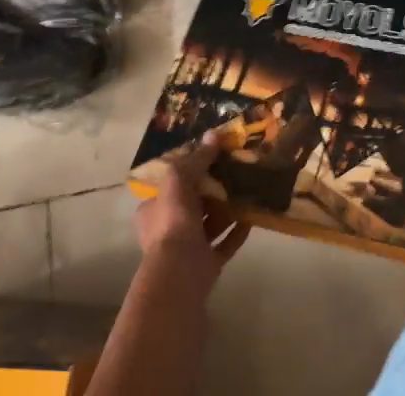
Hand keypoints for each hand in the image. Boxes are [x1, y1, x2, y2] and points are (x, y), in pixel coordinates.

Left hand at [136, 132, 250, 282]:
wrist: (180, 270)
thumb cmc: (173, 220)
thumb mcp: (179, 178)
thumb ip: (197, 158)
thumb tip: (213, 134)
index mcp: (152, 210)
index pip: (169, 186)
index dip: (187, 173)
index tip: (209, 160)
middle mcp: (167, 229)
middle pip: (192, 204)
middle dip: (211, 191)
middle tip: (233, 173)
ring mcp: (188, 249)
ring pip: (210, 224)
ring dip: (226, 210)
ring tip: (246, 191)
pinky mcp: (207, 264)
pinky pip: (225, 243)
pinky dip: (237, 231)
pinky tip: (251, 218)